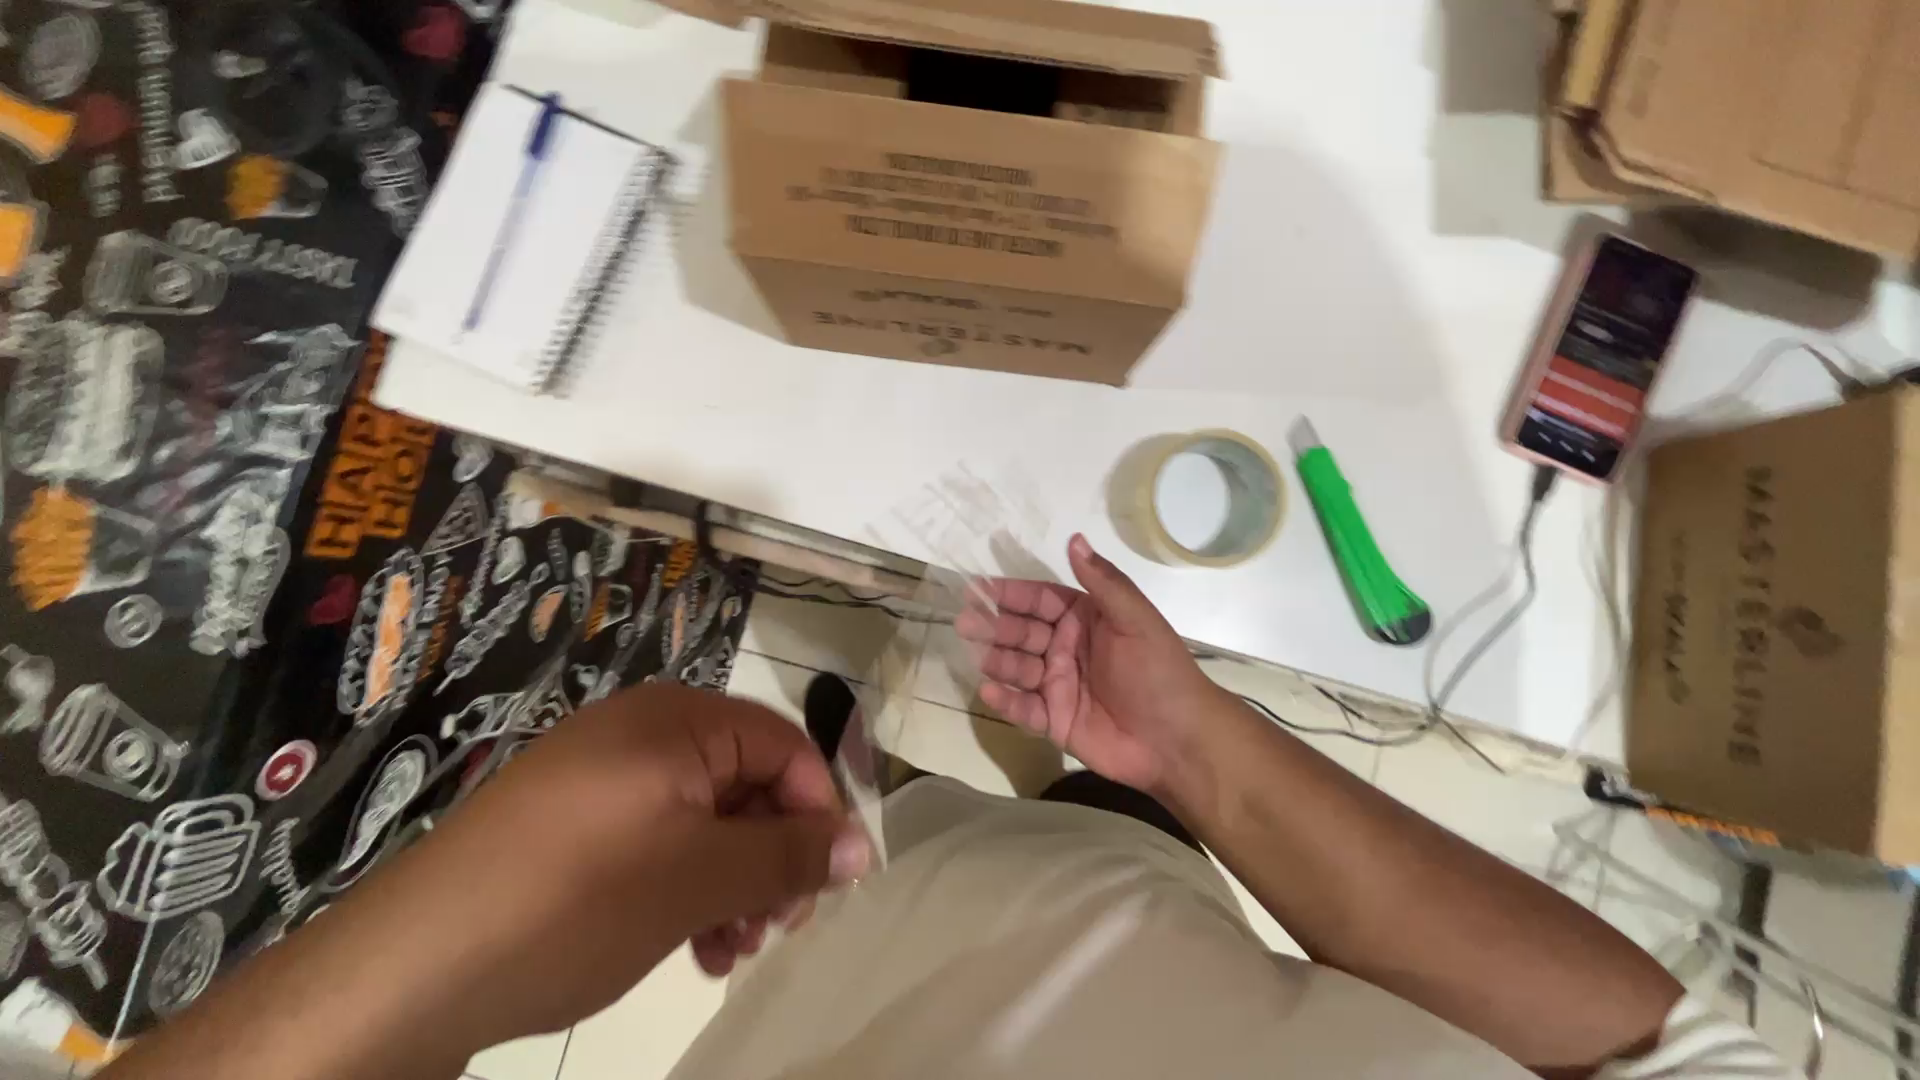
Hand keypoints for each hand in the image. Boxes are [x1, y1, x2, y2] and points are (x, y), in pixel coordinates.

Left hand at [296, 684, 870, 1054]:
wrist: (410, 966)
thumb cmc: (578, 901)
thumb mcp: (701, 878)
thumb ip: (790, 855)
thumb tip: (865, 846)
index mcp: (678, 720)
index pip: (784, 745)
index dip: (817, 810)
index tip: (826, 881)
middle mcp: (645, 730)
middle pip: (746, 782)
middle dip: (772, 857)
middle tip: (777, 926)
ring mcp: (605, 774)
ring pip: (706, 819)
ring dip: (734, 882)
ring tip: (730, 951)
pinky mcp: (576, 819)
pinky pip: (659, 836)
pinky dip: (688, 885)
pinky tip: (691, 945)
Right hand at [956, 534, 1229, 796]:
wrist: (1177, 739)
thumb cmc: (1158, 673)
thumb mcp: (1136, 621)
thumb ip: (1103, 582)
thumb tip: (1075, 538)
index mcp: (1085, 620)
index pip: (1040, 600)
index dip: (1011, 593)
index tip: (978, 588)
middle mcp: (1067, 648)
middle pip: (1022, 632)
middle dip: (994, 626)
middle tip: (966, 622)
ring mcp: (1058, 685)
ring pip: (1017, 668)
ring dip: (997, 660)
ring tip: (980, 656)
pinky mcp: (1054, 720)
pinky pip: (1023, 707)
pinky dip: (1006, 700)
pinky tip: (990, 690)